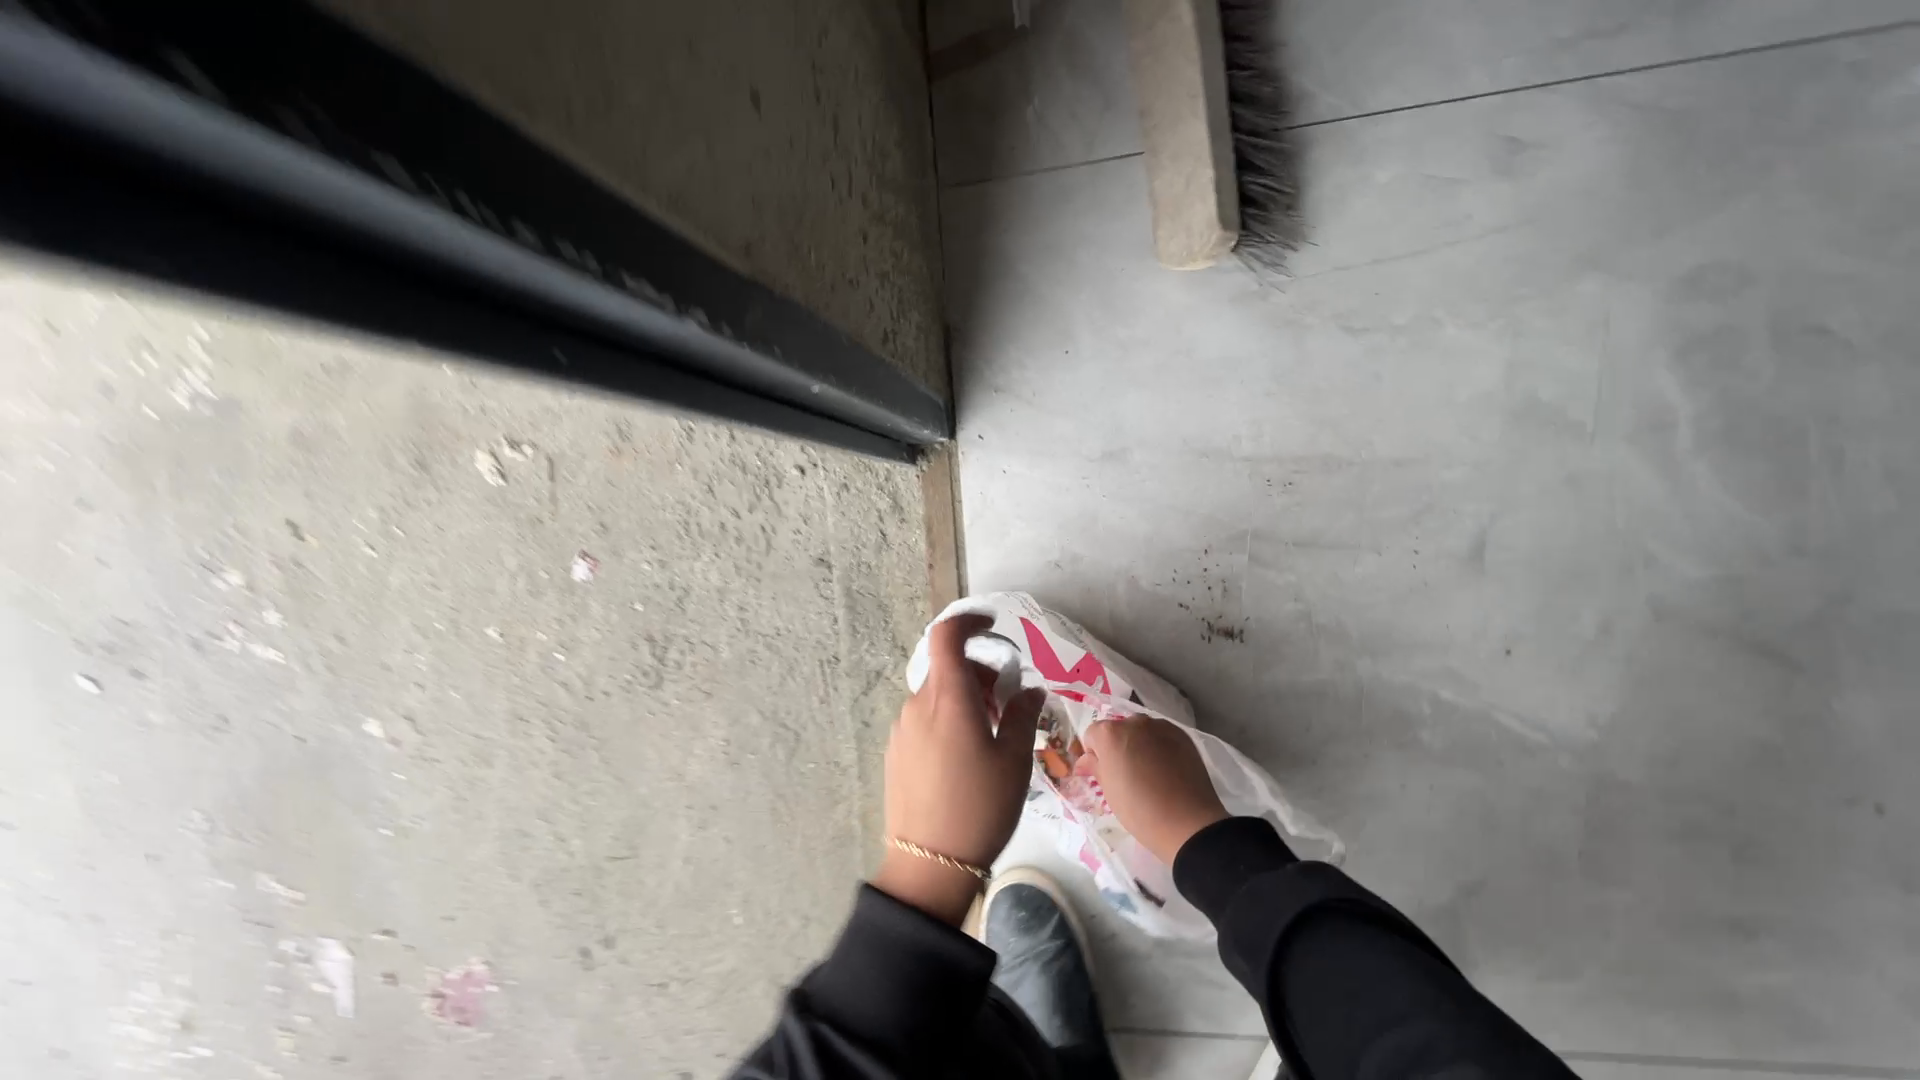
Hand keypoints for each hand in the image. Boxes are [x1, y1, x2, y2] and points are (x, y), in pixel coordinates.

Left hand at [873, 614, 1044, 923]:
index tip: (992, 625)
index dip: (968, 620)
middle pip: (946, 667)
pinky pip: (923, 719)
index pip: (947, 635)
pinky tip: (964, 757)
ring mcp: (901, 729)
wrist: (928, 862)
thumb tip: (1028, 690)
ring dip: (963, 698)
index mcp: (948, 698)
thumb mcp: (1014, 761)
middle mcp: (918, 705)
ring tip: (989, 735)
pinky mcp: (895, 752)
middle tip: (1005, 702)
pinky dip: (946, 719)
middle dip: (978, 672)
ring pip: (935, 695)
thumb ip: (1023, 716)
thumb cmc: (980, 807)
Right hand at [1082, 713, 1228, 864]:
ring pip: (1141, 731)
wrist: (1187, 822)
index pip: (1092, 735)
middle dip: (1116, 747)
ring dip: (1138, 745)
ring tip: (1148, 772)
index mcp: (1109, 734)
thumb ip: (1095, 767)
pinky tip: (1165, 770)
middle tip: (1125, 774)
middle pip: (1117, 730)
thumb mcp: (1109, 791)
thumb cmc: (1139, 809)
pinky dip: (1159, 747)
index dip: (1094, 755)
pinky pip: (1162, 736)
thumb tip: (1086, 760)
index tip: (1103, 774)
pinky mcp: (1182, 735)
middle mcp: (1135, 722)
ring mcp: (1161, 727)